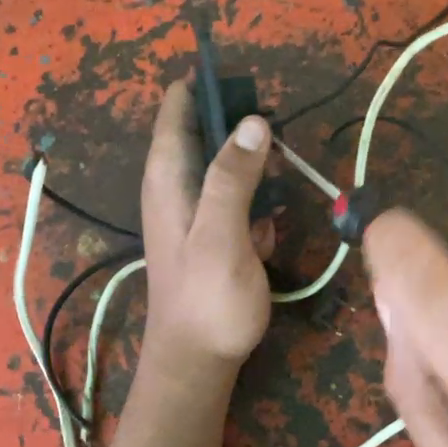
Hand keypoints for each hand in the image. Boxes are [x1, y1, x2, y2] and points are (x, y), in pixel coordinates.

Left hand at [139, 77, 275, 368]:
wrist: (200, 359)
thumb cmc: (208, 297)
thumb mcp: (222, 233)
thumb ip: (234, 177)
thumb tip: (254, 122)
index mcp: (168, 176)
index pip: (176, 108)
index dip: (207, 87)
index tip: (249, 86)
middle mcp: (177, 185)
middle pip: (209, 132)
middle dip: (246, 133)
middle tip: (279, 149)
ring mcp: (197, 210)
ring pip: (231, 167)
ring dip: (259, 176)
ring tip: (274, 202)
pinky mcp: (216, 232)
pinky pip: (241, 201)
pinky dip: (259, 208)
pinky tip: (266, 236)